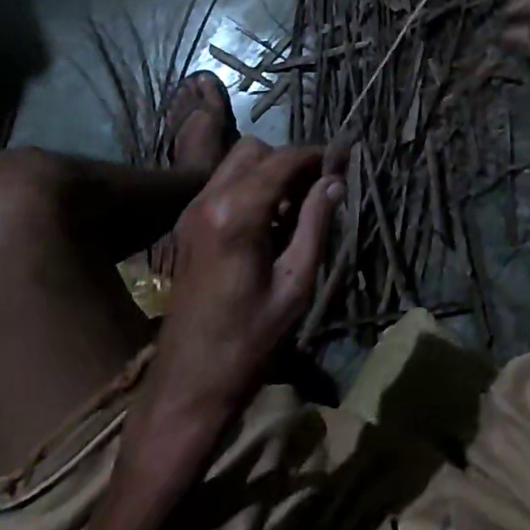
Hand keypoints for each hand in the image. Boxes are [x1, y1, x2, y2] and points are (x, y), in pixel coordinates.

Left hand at [148, 138, 342, 419]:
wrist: (190, 379)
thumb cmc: (250, 340)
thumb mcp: (295, 284)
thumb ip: (315, 225)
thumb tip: (334, 182)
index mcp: (236, 214)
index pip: (282, 160)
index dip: (315, 156)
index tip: (342, 162)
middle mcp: (208, 199)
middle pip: (254, 150)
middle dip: (289, 161)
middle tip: (318, 189)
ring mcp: (192, 210)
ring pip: (235, 164)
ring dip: (268, 172)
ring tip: (296, 207)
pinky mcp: (187, 224)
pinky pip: (222, 185)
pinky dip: (248, 187)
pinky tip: (269, 222)